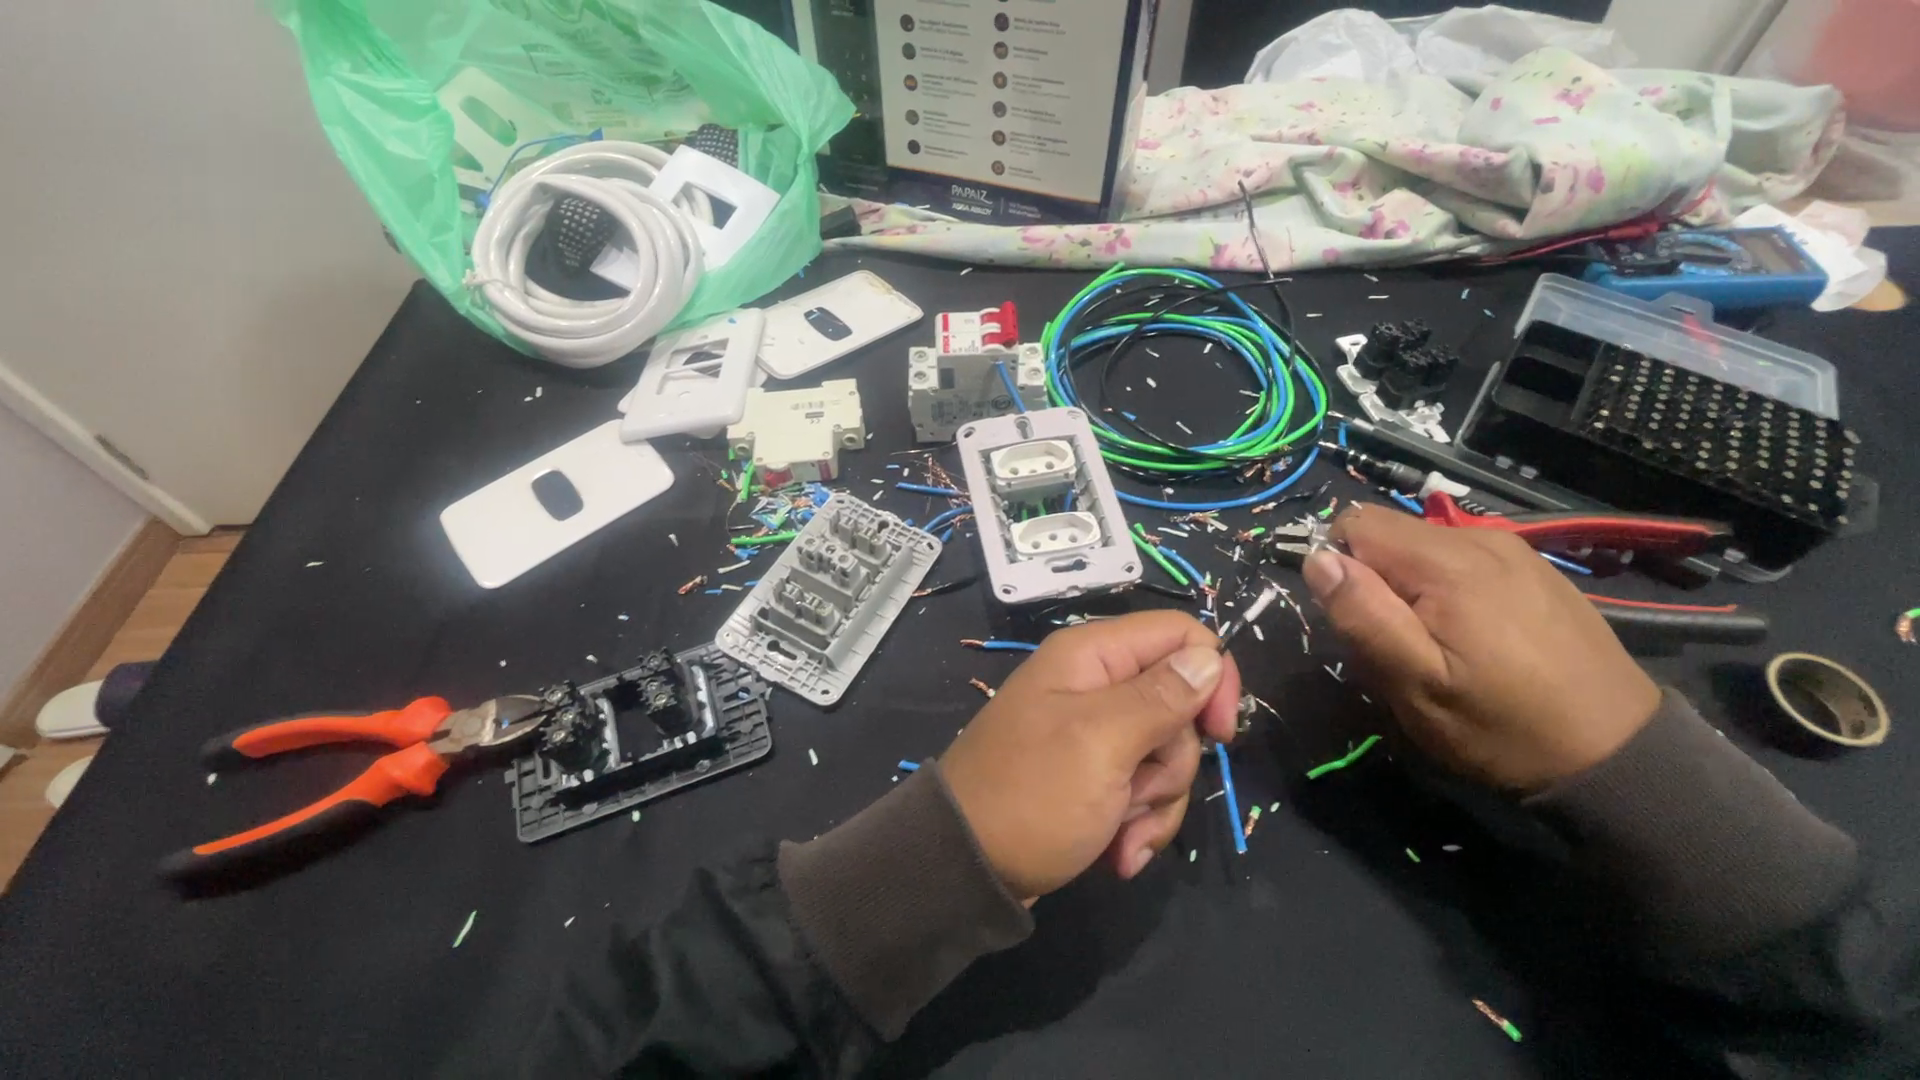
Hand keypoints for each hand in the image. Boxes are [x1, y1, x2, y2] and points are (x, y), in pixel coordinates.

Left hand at [939, 611, 1241, 900]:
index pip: (1180, 634)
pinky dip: (1138, 824)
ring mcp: (1095, 734)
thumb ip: (1159, 696)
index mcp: (1092, 657)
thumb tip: (1208, 655)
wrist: (967, 868)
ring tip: (1116, 833)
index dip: (1211, 676)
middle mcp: (1096, 686)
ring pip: (1167, 755)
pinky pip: (1144, 790)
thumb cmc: (1031, 796)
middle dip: (1170, 762)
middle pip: (1179, 704)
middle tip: (1133, 790)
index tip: (1218, 734)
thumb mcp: (1100, 741)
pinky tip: (1116, 852)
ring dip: (1154, 803)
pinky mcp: (1095, 777)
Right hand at [1302, 504, 1660, 792]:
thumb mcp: (1415, 684)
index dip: (1339, 567)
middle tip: (1395, 641)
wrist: (1617, 754)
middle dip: (1372, 578)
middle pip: (1387, 531)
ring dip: (1407, 584)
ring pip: (1422, 544)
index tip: (1360, 621)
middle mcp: (1479, 539)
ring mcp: (1513, 550)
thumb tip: (1318, 559)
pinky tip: (1471, 634)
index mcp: (1445, 563)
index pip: (1353, 523)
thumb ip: (1363, 616)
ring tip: (1434, 642)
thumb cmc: (1501, 726)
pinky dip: (1444, 586)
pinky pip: (1460, 557)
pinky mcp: (1533, 569)